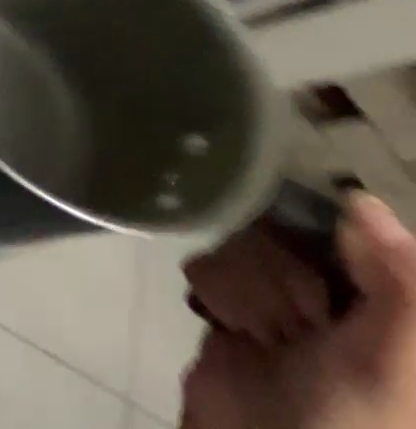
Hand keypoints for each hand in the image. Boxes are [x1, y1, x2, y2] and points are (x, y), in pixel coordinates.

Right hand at [182, 194, 415, 428]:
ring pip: (246, 247)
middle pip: (293, 234)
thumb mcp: (399, 361)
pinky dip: (217, 294)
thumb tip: (361, 201)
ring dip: (247, 289)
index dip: (336, 237)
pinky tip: (231, 326)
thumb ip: (401, 284)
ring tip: (263, 332)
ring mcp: (287, 302)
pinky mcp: (235, 308)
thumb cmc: (354, 416)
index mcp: (395, 309)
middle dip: (281, 272)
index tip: (322, 258)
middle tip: (300, 319)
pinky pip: (212, 268)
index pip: (361, 234)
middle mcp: (346, 297)